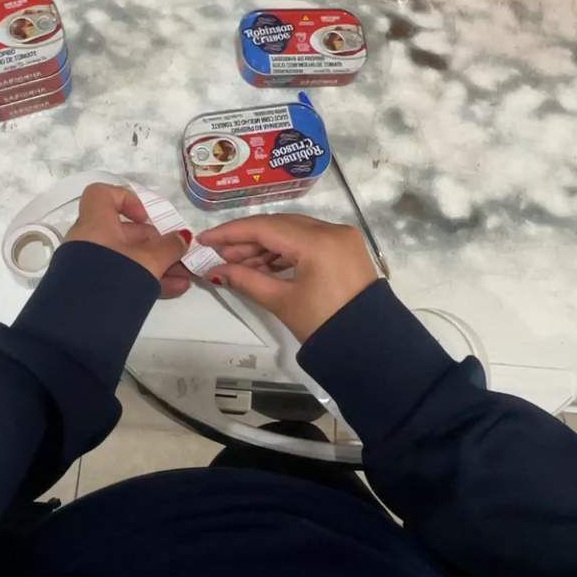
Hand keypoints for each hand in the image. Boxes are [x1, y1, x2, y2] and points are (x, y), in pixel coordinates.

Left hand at [63, 183, 192, 298]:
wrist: (78, 328)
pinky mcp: (93, 290)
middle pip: (124, 231)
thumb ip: (169, 247)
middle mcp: (89, 241)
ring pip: (127, 257)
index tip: (147, 218)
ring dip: (158, 264)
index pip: (102, 194)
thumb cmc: (114, 279)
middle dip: (157, 243)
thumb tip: (183, 237)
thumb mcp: (149, 261)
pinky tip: (174, 290)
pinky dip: (146, 279)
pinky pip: (123, 276)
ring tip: (185, 277)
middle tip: (180, 257)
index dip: (127, 200)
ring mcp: (90, 267)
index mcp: (95, 223)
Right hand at [197, 214, 378, 341]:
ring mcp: (342, 237)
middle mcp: (332, 230)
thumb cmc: (324, 326)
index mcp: (318, 241)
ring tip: (238, 265)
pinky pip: (308, 241)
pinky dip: (285, 252)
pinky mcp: (345, 248)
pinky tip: (263, 266)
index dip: (231, 233)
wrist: (371, 350)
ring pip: (293, 232)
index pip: (265, 227)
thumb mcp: (282, 302)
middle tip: (220, 256)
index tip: (205, 239)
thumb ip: (246, 280)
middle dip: (247, 241)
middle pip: (279, 226)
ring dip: (265, 247)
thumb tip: (216, 270)